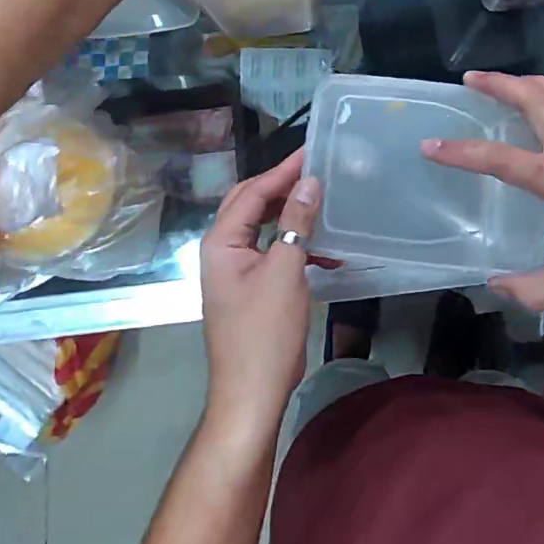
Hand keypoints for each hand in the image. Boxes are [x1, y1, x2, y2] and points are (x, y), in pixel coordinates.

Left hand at [200, 149, 320, 432]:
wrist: (252, 392)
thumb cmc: (265, 331)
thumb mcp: (284, 272)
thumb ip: (295, 223)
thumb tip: (309, 182)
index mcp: (221, 241)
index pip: (252, 192)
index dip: (282, 170)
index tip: (312, 151)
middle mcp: (222, 250)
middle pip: (251, 204)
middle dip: (282, 184)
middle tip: (316, 169)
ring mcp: (235, 270)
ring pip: (261, 226)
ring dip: (288, 212)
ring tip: (320, 198)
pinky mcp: (251, 287)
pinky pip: (271, 250)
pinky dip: (294, 241)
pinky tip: (322, 244)